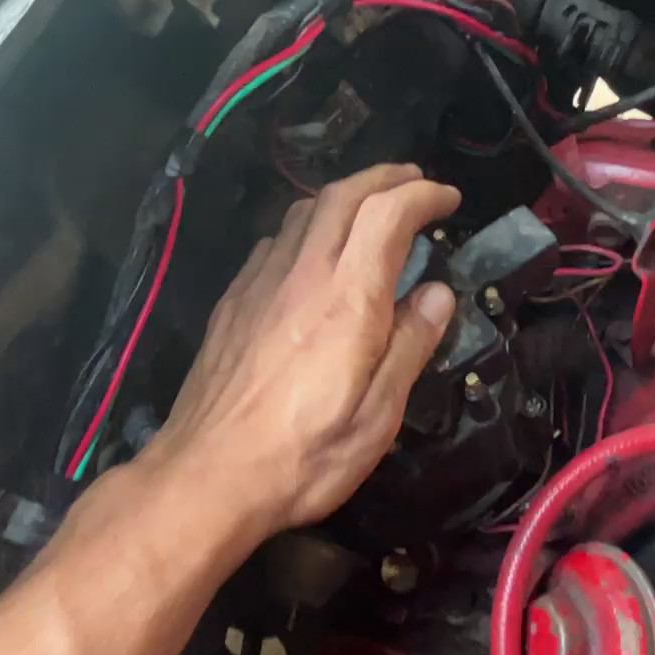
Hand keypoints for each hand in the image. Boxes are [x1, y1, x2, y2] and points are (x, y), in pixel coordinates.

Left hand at [137, 163, 459, 546]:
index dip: (422, 195)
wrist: (207, 476)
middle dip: (385, 178)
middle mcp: (302, 275)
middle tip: (416, 184)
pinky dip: (307, 228)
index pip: (387, 214)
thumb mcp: (377, 416)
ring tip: (371, 208)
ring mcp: (260, 284)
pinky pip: (274, 242)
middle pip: (342, 195)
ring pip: (303, 212)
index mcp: (347, 300)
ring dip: (345, 195)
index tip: (448, 199)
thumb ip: (410, 346)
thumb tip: (436, 294)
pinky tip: (313, 253)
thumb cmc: (304, 457)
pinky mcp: (233, 302)